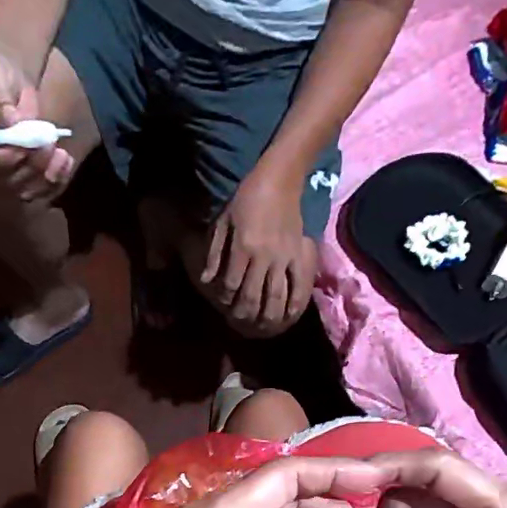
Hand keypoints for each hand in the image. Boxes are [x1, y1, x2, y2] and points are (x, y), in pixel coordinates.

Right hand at [0, 48, 74, 202]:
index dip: (3, 160)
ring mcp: (2, 172)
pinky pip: (41, 190)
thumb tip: (10, 120)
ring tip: (60, 153)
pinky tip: (66, 160)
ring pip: (24, 191)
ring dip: (46, 176)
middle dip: (30, 166)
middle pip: (4, 181)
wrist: (11, 76)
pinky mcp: (23, 176)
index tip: (25, 146)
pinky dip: (56, 180)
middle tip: (49, 144)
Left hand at [202, 163, 313, 336]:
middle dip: (245, 315)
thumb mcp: (223, 222)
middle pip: (253, 296)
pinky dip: (295, 304)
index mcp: (242, 247)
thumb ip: (214, 252)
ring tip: (263, 328)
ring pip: (275, 297)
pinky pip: (300, 285)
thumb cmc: (246, 198)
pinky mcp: (300, 255)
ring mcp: (284, 258)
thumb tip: (206, 281)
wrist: (280, 179)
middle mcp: (264, 256)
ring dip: (267, 317)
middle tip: (241, 325)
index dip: (227, 299)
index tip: (225, 305)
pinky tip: (289, 316)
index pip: (232, 284)